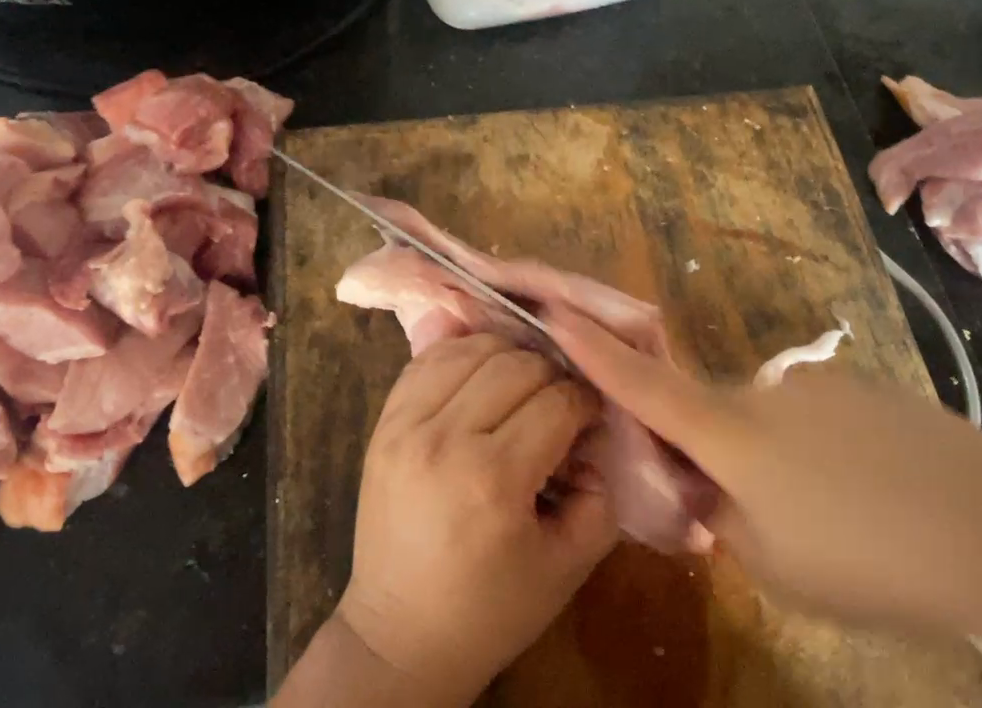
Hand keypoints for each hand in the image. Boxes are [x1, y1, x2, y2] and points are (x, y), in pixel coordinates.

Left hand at [335, 334, 619, 704]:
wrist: (403, 632)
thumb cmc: (492, 608)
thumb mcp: (569, 565)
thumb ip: (599, 495)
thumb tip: (594, 437)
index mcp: (494, 478)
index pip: (556, 401)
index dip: (586, 403)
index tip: (593, 417)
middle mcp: (445, 438)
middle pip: (515, 365)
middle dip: (552, 375)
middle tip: (561, 402)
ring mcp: (405, 425)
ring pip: (470, 350)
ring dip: (507, 357)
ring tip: (522, 385)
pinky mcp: (382, 424)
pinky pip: (426, 362)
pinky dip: (460, 355)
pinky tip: (480, 374)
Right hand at [545, 306, 981, 628]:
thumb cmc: (865, 558)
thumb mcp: (770, 563)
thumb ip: (721, 516)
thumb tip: (709, 491)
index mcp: (726, 432)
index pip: (640, 385)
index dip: (592, 350)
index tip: (553, 313)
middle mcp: (762, 391)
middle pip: (713, 415)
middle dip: (719, 457)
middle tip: (762, 517)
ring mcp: (817, 385)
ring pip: (772, 423)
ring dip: (783, 462)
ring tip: (841, 518)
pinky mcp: (867, 390)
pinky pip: (821, 420)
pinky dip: (830, 454)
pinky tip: (878, 497)